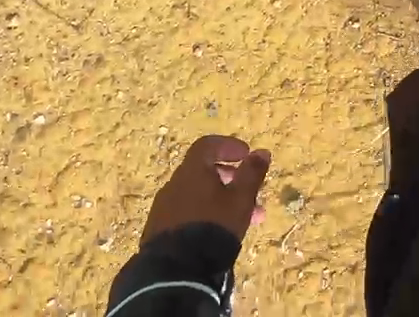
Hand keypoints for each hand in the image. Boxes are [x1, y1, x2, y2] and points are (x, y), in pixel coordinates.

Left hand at [140, 134, 271, 243]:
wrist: (175, 273)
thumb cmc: (214, 225)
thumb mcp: (241, 198)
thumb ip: (252, 173)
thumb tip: (261, 152)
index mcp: (192, 172)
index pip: (207, 145)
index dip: (228, 146)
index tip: (246, 155)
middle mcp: (173, 186)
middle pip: (203, 171)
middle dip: (230, 178)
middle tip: (248, 189)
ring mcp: (162, 210)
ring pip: (197, 195)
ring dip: (221, 200)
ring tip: (243, 218)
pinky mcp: (158, 232)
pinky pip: (186, 213)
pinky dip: (205, 214)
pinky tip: (218, 232)